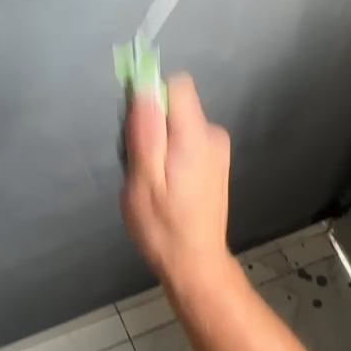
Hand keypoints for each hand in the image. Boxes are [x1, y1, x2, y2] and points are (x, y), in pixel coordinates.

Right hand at [121, 73, 234, 286]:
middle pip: (173, 106)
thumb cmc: (162, 227)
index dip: (149, 97)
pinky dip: (169, 157)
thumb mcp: (143, 180)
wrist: (195, 264)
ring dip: (156, 145)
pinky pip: (184, 142)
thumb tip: (144, 88)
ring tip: (149, 181)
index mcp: (195, 137)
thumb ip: (145, 131)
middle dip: (149, 126)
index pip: (175, 86)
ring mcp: (216, 151)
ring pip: (176, 126)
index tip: (133, 125)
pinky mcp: (215, 163)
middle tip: (137, 165)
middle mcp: (212, 136)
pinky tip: (163, 187)